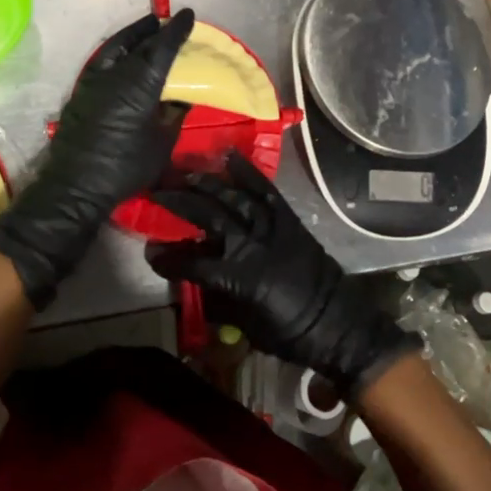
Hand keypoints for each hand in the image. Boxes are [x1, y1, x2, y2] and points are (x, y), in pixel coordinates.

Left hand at [0, 9, 194, 308]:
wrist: (76, 185)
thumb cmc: (126, 166)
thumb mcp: (162, 143)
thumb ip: (174, 115)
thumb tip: (182, 97)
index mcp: (140, 82)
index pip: (162, 46)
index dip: (177, 29)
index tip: (188, 15)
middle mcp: (115, 73)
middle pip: (137, 42)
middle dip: (154, 29)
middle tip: (167, 22)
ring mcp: (93, 81)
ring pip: (115, 47)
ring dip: (132, 35)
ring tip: (146, 31)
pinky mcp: (80, 92)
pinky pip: (101, 60)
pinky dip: (116, 51)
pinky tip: (122, 57)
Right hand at [148, 153, 416, 397]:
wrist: (339, 323)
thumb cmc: (291, 334)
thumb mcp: (248, 326)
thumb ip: (218, 300)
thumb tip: (193, 283)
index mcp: (240, 278)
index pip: (194, 265)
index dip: (169, 261)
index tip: (150, 254)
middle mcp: (253, 245)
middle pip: (208, 217)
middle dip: (179, 203)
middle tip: (157, 192)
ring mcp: (272, 227)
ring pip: (234, 197)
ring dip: (207, 183)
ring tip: (185, 173)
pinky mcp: (288, 219)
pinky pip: (265, 189)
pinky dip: (247, 172)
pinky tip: (229, 156)